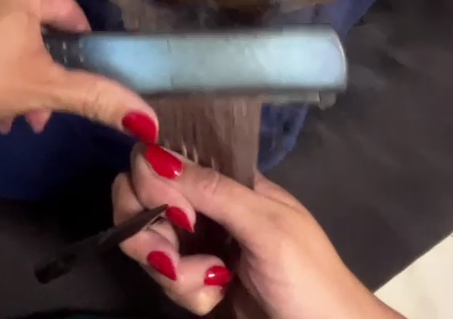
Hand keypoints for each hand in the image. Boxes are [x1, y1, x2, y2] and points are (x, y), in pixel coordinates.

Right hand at [112, 148, 399, 318]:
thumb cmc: (310, 279)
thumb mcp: (266, 227)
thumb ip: (211, 189)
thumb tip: (151, 153)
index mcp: (224, 178)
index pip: (163, 156)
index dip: (152, 178)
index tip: (176, 209)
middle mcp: (203, 205)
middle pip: (141, 195)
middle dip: (148, 228)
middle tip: (171, 255)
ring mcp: (196, 244)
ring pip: (146, 237)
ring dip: (170, 267)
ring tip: (208, 284)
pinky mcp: (192, 282)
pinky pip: (162, 276)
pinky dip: (184, 291)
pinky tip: (212, 300)